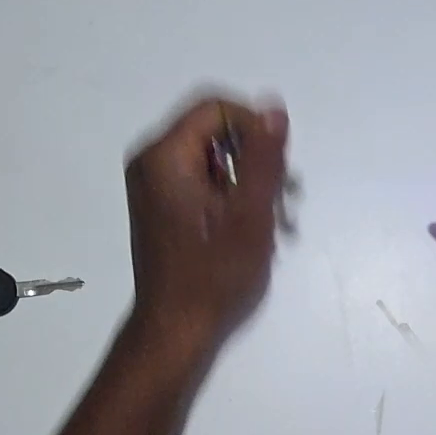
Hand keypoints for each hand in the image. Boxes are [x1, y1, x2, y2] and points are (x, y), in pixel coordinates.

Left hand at [124, 94, 289, 351]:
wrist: (177, 326)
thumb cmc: (214, 274)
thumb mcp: (250, 214)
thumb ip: (263, 158)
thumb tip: (273, 108)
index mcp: (165, 156)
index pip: (216, 109)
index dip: (256, 128)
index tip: (281, 167)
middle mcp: (151, 162)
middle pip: (214, 132)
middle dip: (256, 159)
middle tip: (284, 200)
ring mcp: (153, 187)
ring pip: (211, 160)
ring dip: (248, 182)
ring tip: (275, 222)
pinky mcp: (161, 208)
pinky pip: (200, 182)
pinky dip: (230, 197)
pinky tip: (251, 229)